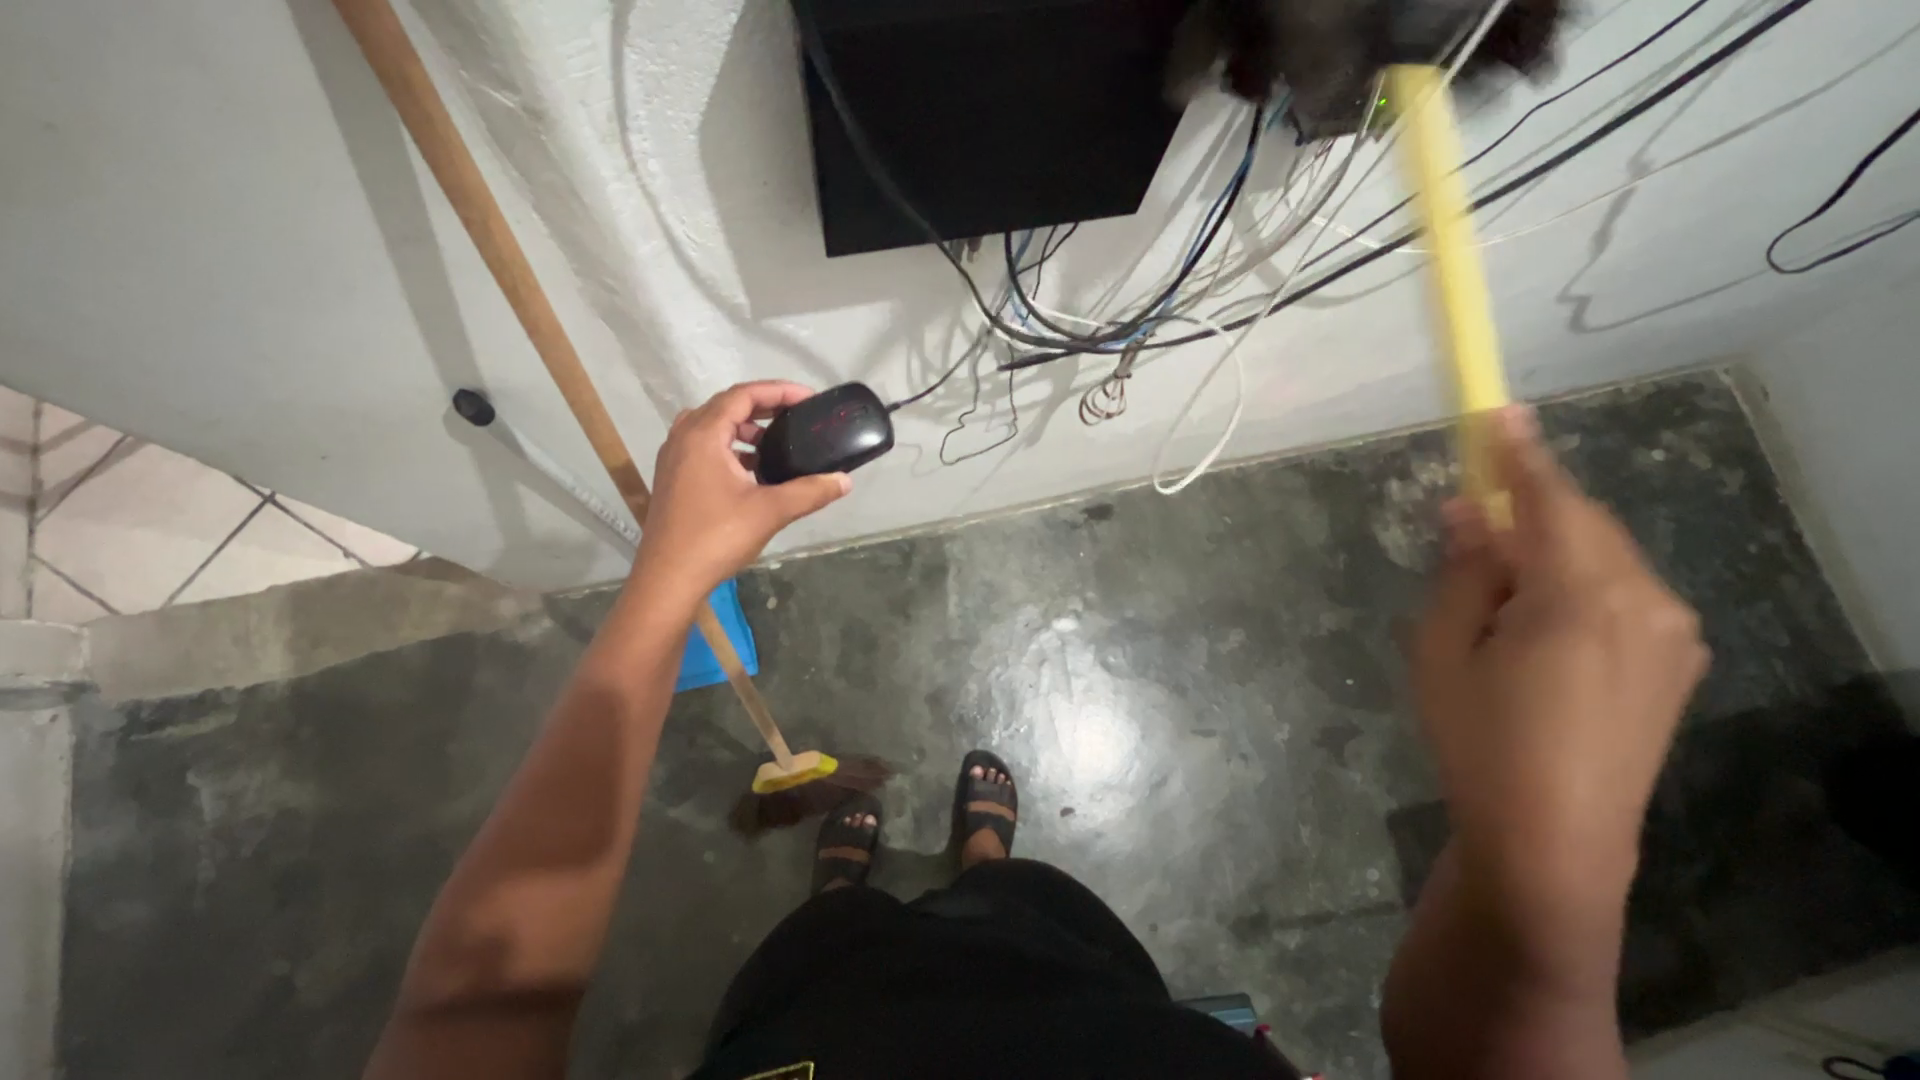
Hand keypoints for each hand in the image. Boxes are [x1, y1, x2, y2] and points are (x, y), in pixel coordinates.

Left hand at [633, 382, 849, 607]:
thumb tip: (844, 481)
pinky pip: (704, 448)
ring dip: (745, 429)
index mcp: (703, 435)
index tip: (808, 399)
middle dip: (764, 408)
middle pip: (726, 406)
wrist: (668, 578)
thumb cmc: (716, 537)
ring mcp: (674, 459)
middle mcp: (683, 438)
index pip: (743, 395)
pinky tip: (752, 473)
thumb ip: (810, 491)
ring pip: (712, 427)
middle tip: (796, 418)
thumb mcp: (770, 511)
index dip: (778, 391)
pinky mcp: (672, 479)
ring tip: (776, 445)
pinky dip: (730, 449)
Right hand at [1411, 406, 1708, 910]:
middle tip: (1473, 523)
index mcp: (1580, 594)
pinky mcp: (1677, 664)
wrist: (1552, 839)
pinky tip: (1539, 626)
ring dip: (1553, 553)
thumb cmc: (1478, 740)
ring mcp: (1672, 635)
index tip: (1498, 409)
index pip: (1549, 500)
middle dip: (1531, 511)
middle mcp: (1645, 601)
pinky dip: (1579, 586)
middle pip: (1583, 525)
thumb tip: (1468, 510)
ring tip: (1498, 595)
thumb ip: (1464, 570)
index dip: (1518, 454)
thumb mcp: (1443, 650)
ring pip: (1604, 560)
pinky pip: (1623, 597)